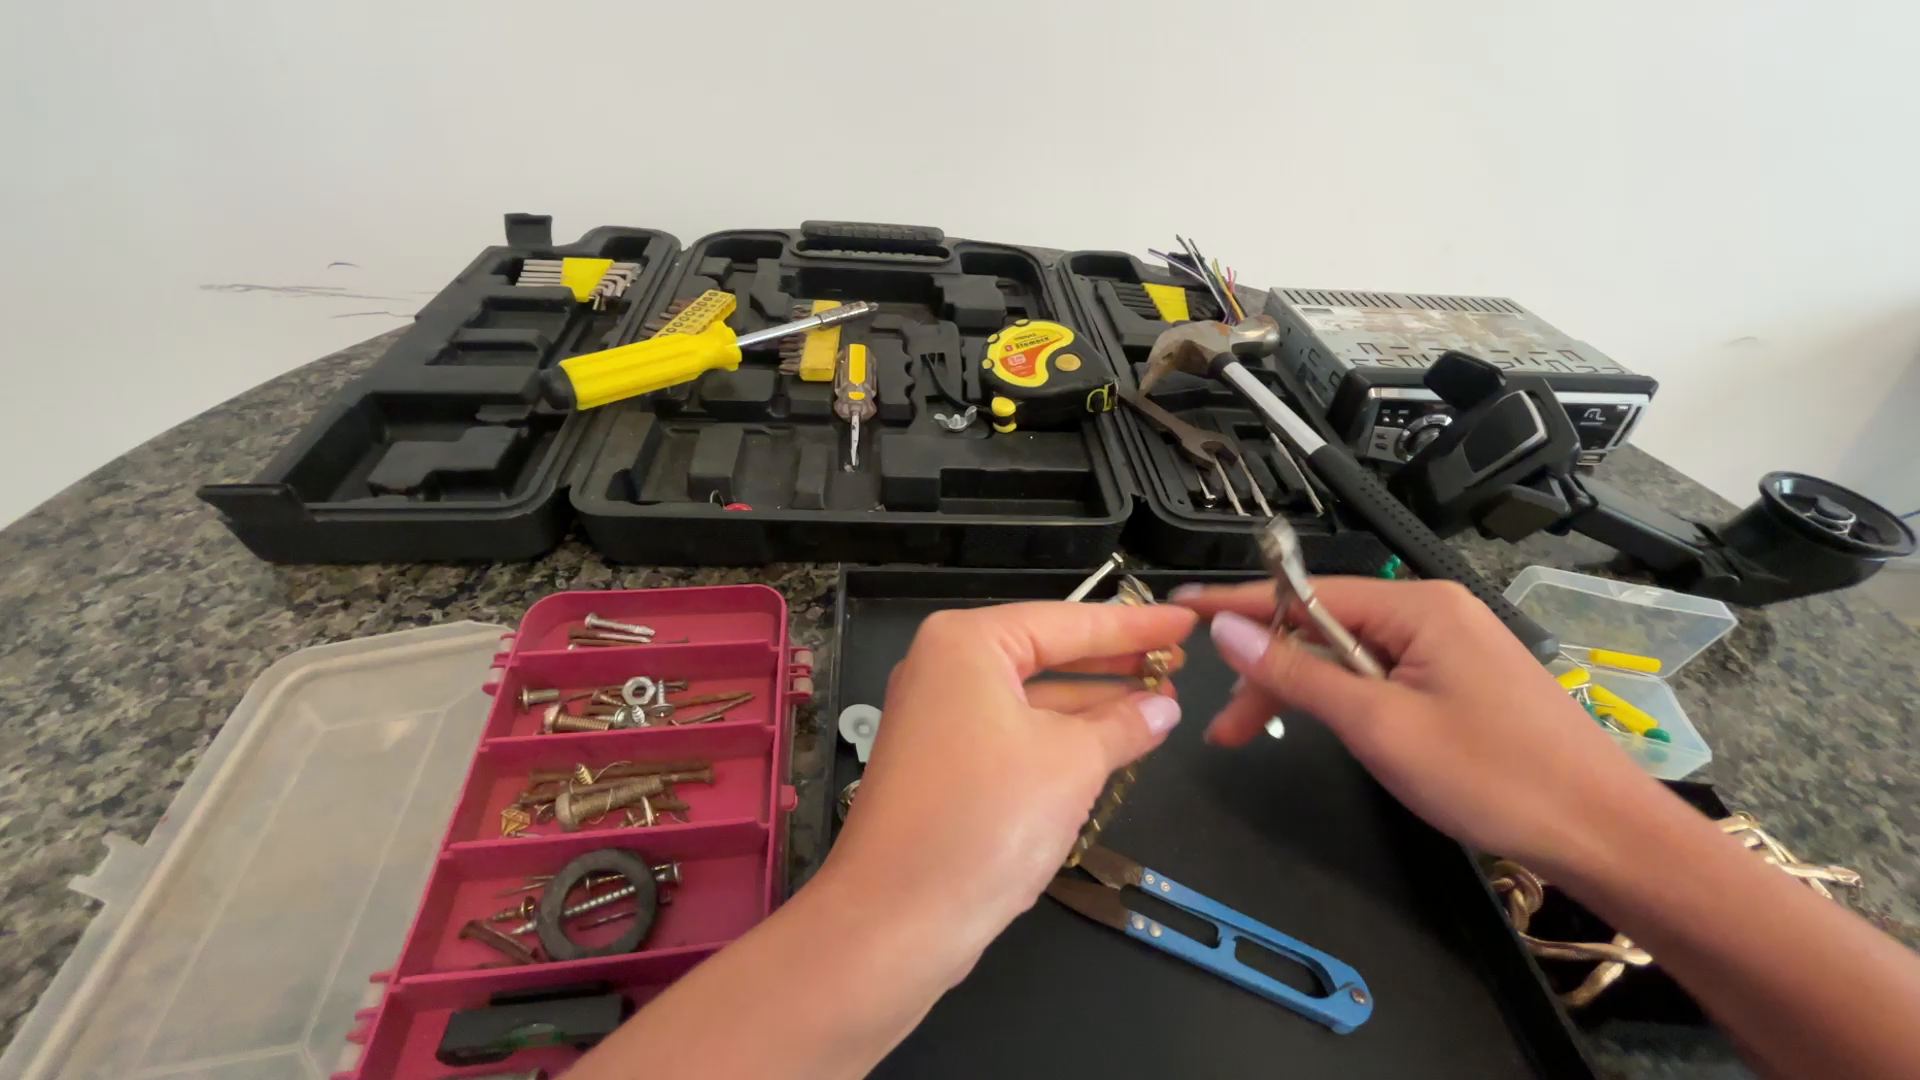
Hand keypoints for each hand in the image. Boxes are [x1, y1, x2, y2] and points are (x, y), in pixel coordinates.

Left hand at [819, 600, 1196, 963]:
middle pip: (1047, 653)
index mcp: (966, 643)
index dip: (1134, 625)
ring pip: (1031, 696)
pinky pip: (1013, 730)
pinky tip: (1110, 741)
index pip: (1067, 621)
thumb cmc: (984, 820)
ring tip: (1159, 702)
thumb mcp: (1070, 764)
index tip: (1183, 621)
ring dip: (1092, 702)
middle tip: (1177, 662)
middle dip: (1114, 662)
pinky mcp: (943, 759)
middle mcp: (946, 667)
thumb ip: (1123, 726)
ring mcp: (940, 714)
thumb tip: (1163, 708)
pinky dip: (1060, 734)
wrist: (895, 919)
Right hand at [1173, 578, 1671, 875]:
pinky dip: (1336, 702)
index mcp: (1416, 607)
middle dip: (1267, 672)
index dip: (1235, 603)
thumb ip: (1295, 672)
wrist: (1610, 840)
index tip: (1179, 607)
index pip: (1301, 593)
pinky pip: (1374, 677)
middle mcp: (1429, 613)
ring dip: (1297, 692)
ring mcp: (1445, 647)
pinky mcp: (1453, 680)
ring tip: (1253, 735)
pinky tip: (1318, 727)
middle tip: (1224, 725)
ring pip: (1344, 657)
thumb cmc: (1495, 778)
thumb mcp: (1377, 724)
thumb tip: (1226, 629)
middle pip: (1320, 629)